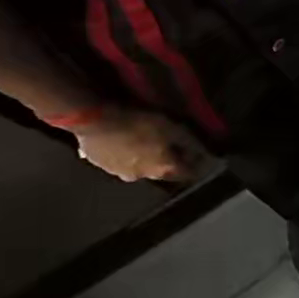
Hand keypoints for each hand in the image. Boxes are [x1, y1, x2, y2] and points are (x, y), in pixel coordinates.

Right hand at [69, 106, 203, 182]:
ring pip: (140, 168)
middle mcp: (142, 177)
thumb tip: (203, 153)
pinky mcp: (101, 165)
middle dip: (172, 162)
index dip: (197, 165)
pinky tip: (124, 141)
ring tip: (147, 143)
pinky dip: (126, 154)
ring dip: (147, 158)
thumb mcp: (173, 128)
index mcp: (161, 169)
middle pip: (163, 172)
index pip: (187, 174)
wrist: (95, 121)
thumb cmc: (140, 123)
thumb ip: (189, 143)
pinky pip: (119, 162)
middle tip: (175, 148)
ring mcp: (119, 173)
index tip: (203, 156)